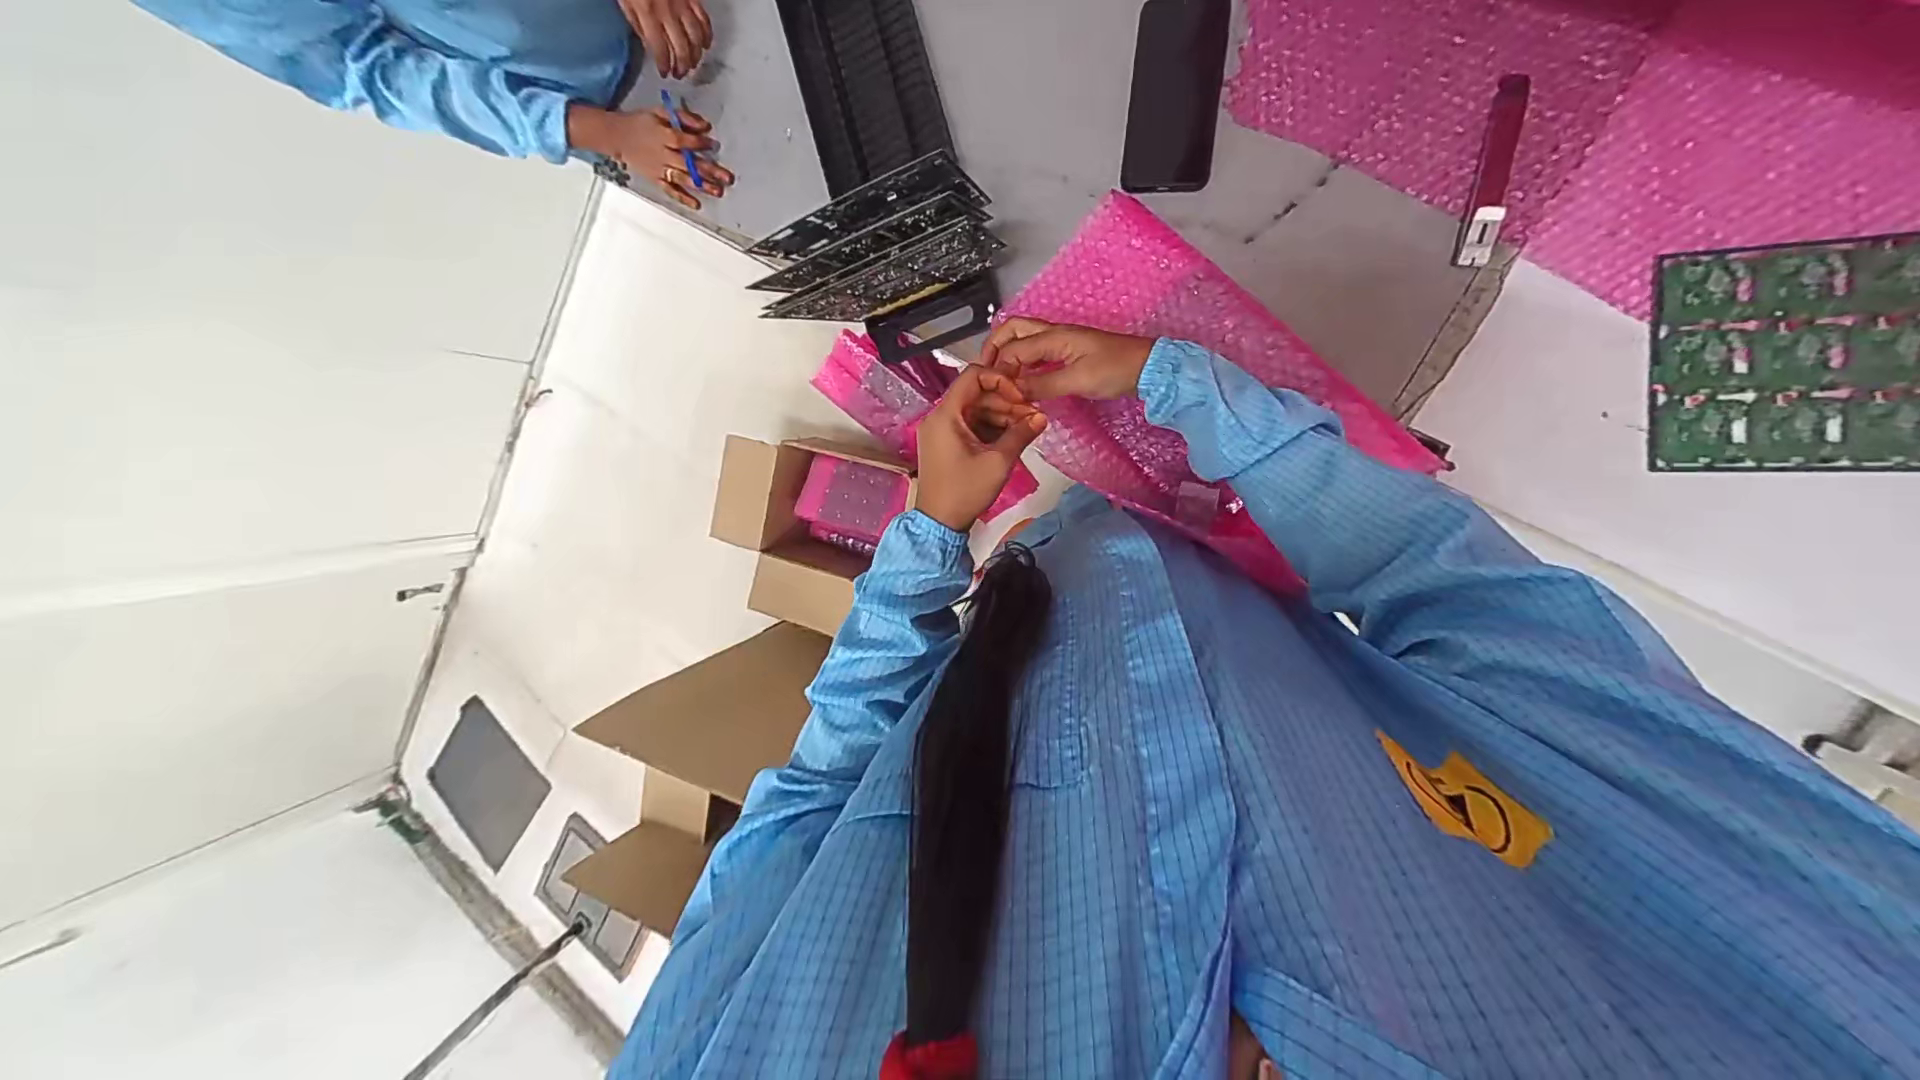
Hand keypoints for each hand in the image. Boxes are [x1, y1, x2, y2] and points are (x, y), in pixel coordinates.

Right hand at [567, 105, 733, 209]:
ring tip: (718, 191)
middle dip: (709, 170)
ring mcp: (659, 169)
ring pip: (683, 178)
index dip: (699, 143)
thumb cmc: (641, 122)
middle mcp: (663, 153)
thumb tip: (705, 125)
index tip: (713, 144)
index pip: (683, 141)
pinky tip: (696, 205)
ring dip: (701, 186)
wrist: (616, 136)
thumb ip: (682, 117)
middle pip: (688, 163)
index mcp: (663, 134)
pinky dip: (683, 198)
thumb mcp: (659, 112)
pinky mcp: (656, 179)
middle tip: (727, 178)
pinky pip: (670, 190)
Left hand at [618, 0, 712, 77]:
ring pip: (695, 39)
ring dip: (695, 56)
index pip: (659, 49)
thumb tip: (649, 45)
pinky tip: (704, 46)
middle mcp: (667, 12)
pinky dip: (706, 36)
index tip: (664, 73)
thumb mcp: (624, 0)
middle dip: (682, 66)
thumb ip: (636, 22)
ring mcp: (682, 5)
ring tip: (691, 64)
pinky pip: (704, 21)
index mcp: (647, 12)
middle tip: (679, 74)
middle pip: (681, 49)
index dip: (664, 65)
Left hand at [916, 366, 1048, 531]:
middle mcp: (940, 417)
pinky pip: (971, 425)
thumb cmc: (965, 491)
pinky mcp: (946, 443)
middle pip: (976, 394)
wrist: (939, 523)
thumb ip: (1021, 434)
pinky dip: (991, 427)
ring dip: (1002, 415)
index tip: (1021, 399)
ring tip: (1026, 428)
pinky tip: (1012, 437)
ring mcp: (942, 430)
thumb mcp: (998, 462)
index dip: (1001, 381)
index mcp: (946, 415)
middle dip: (1006, 402)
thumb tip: (1042, 417)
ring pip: (976, 410)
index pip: (973, 375)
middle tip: (1032, 417)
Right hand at [979, 318, 1155, 401]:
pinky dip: (1022, 361)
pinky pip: (1036, 351)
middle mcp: (1054, 334)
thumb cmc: (1116, 370)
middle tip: (986, 373)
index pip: (1013, 350)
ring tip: (999, 377)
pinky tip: (1021, 379)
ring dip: (1007, 353)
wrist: (1148, 368)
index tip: (999, 393)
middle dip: (994, 348)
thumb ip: (1042, 385)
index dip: (1001, 371)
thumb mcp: (1077, 380)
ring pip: (1023, 339)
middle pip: (1012, 330)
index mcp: (1054, 336)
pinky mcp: (1068, 352)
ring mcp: (1061, 341)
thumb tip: (1013, 392)